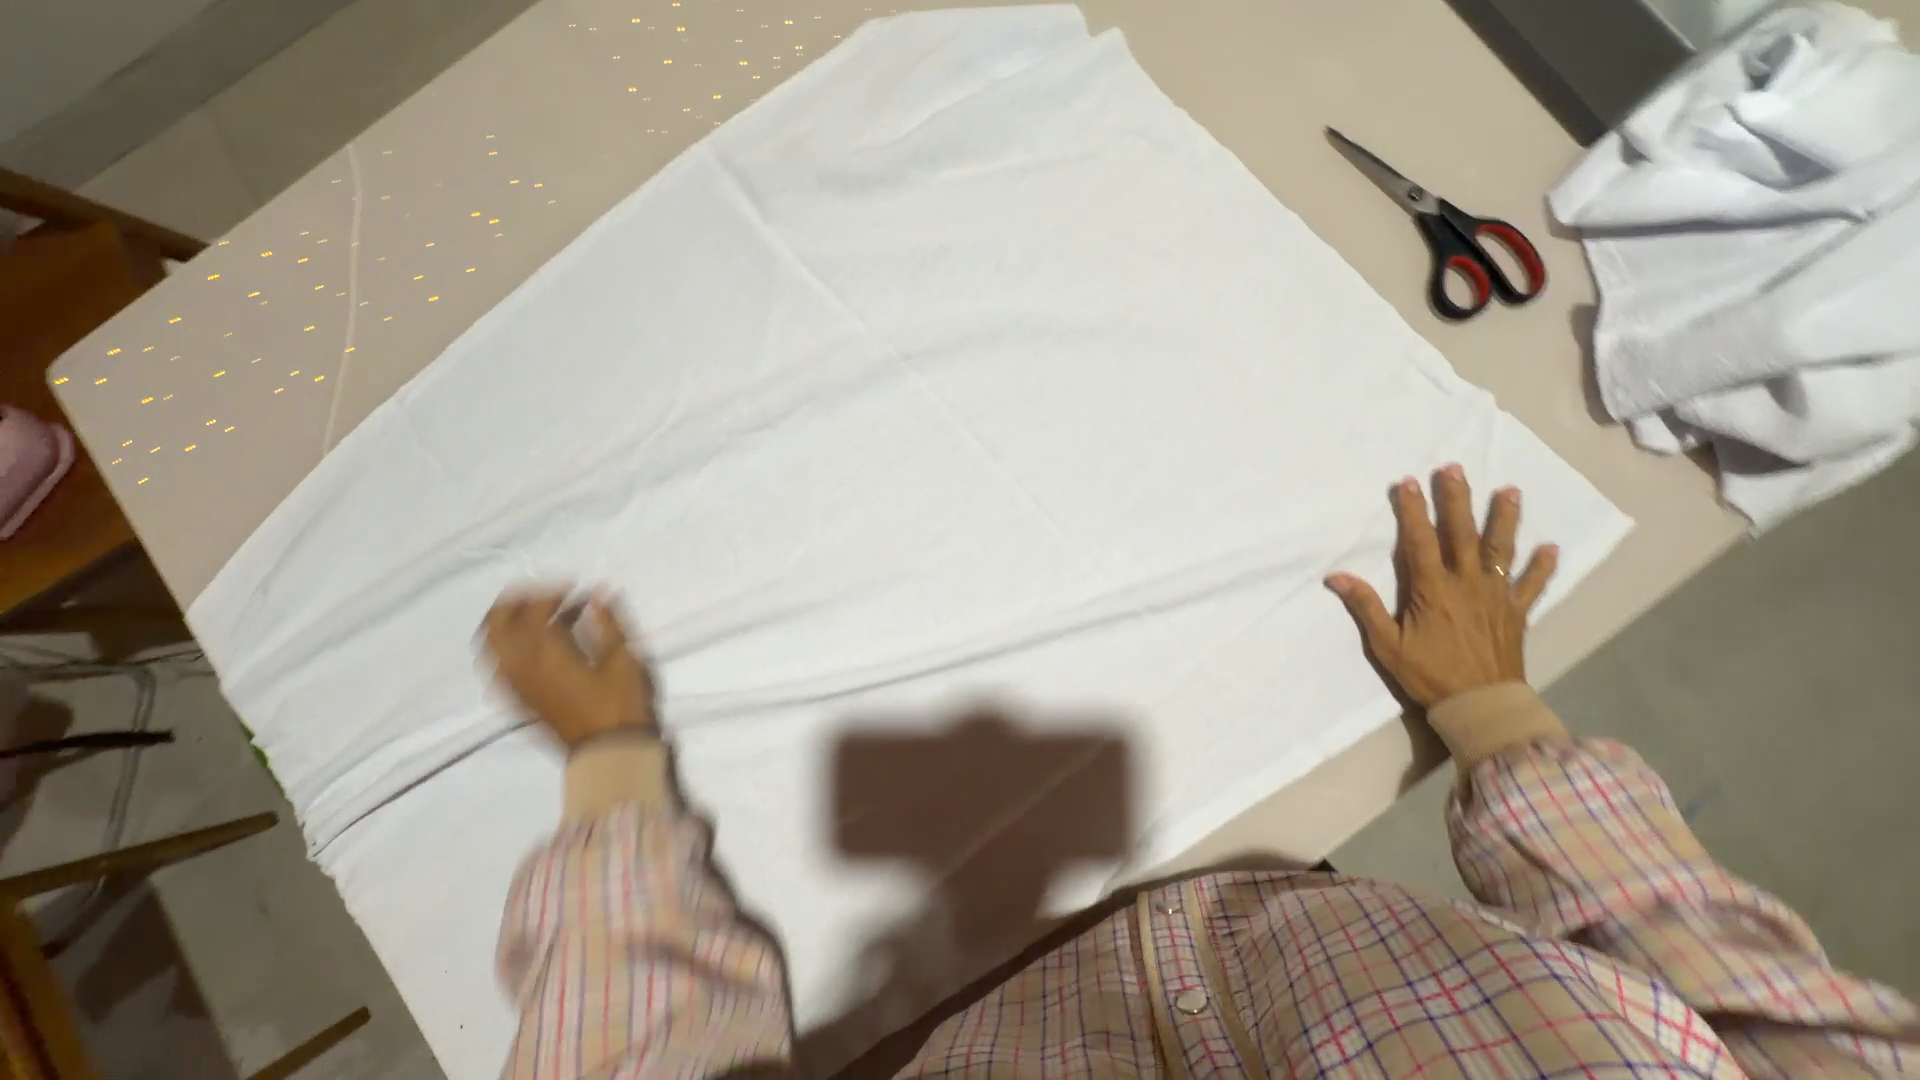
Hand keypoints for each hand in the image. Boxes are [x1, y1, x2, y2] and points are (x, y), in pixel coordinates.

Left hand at [483, 588, 655, 747]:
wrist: (609, 752)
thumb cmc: (621, 704)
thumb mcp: (623, 659)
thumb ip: (607, 623)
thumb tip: (598, 594)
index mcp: (546, 653)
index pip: (534, 610)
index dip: (554, 593)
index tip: (578, 589)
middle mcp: (521, 666)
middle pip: (496, 623)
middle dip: (516, 602)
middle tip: (545, 597)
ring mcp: (515, 686)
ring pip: (490, 645)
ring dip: (507, 624)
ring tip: (535, 618)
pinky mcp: (518, 701)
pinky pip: (497, 668)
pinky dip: (508, 649)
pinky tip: (531, 650)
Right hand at [1325, 466, 1558, 709]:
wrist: (1481, 705)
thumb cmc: (1429, 675)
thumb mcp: (1387, 644)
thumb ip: (1366, 606)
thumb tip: (1336, 576)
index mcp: (1433, 589)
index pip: (1420, 541)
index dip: (1412, 511)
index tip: (1408, 483)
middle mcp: (1467, 584)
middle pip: (1462, 534)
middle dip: (1456, 500)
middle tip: (1454, 469)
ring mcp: (1496, 596)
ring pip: (1502, 550)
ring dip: (1505, 519)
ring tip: (1510, 491)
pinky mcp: (1516, 613)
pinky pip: (1533, 586)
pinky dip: (1542, 567)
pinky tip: (1550, 548)